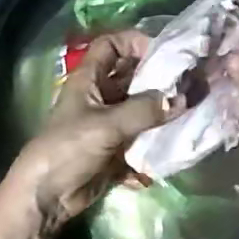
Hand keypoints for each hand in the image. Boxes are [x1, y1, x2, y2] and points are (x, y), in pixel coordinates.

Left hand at [0, 30, 173, 232]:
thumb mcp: (107, 124)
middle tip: (191, 84)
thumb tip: (181, 98)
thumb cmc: (68, 149)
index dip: (134, 42)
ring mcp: (108, 126)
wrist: (47, 195)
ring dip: (162, 115)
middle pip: (132, 78)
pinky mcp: (115, 151)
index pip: (111, 46)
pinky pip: (141, 142)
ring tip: (192, 114)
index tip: (164, 53)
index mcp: (88, 80)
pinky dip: (154, 146)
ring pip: (141, 112)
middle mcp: (100, 98)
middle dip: (159, 80)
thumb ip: (145, 110)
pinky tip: (173, 148)